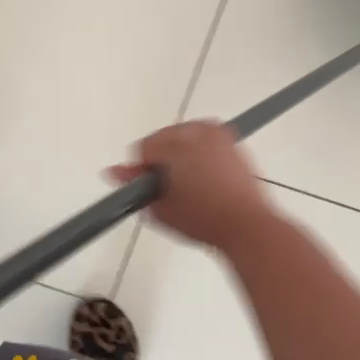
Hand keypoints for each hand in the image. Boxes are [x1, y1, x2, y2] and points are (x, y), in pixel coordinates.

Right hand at [109, 120, 271, 247]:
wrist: (248, 225)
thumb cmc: (202, 219)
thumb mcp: (160, 208)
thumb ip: (133, 184)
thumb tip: (111, 171)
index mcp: (178, 146)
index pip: (144, 147)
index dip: (140, 168)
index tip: (147, 187)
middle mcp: (199, 133)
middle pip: (164, 135)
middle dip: (160, 156)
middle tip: (165, 184)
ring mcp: (219, 136)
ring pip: (185, 133)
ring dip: (178, 150)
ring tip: (183, 179)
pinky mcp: (234, 143)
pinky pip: (205, 138)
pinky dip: (198, 150)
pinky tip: (201, 174)